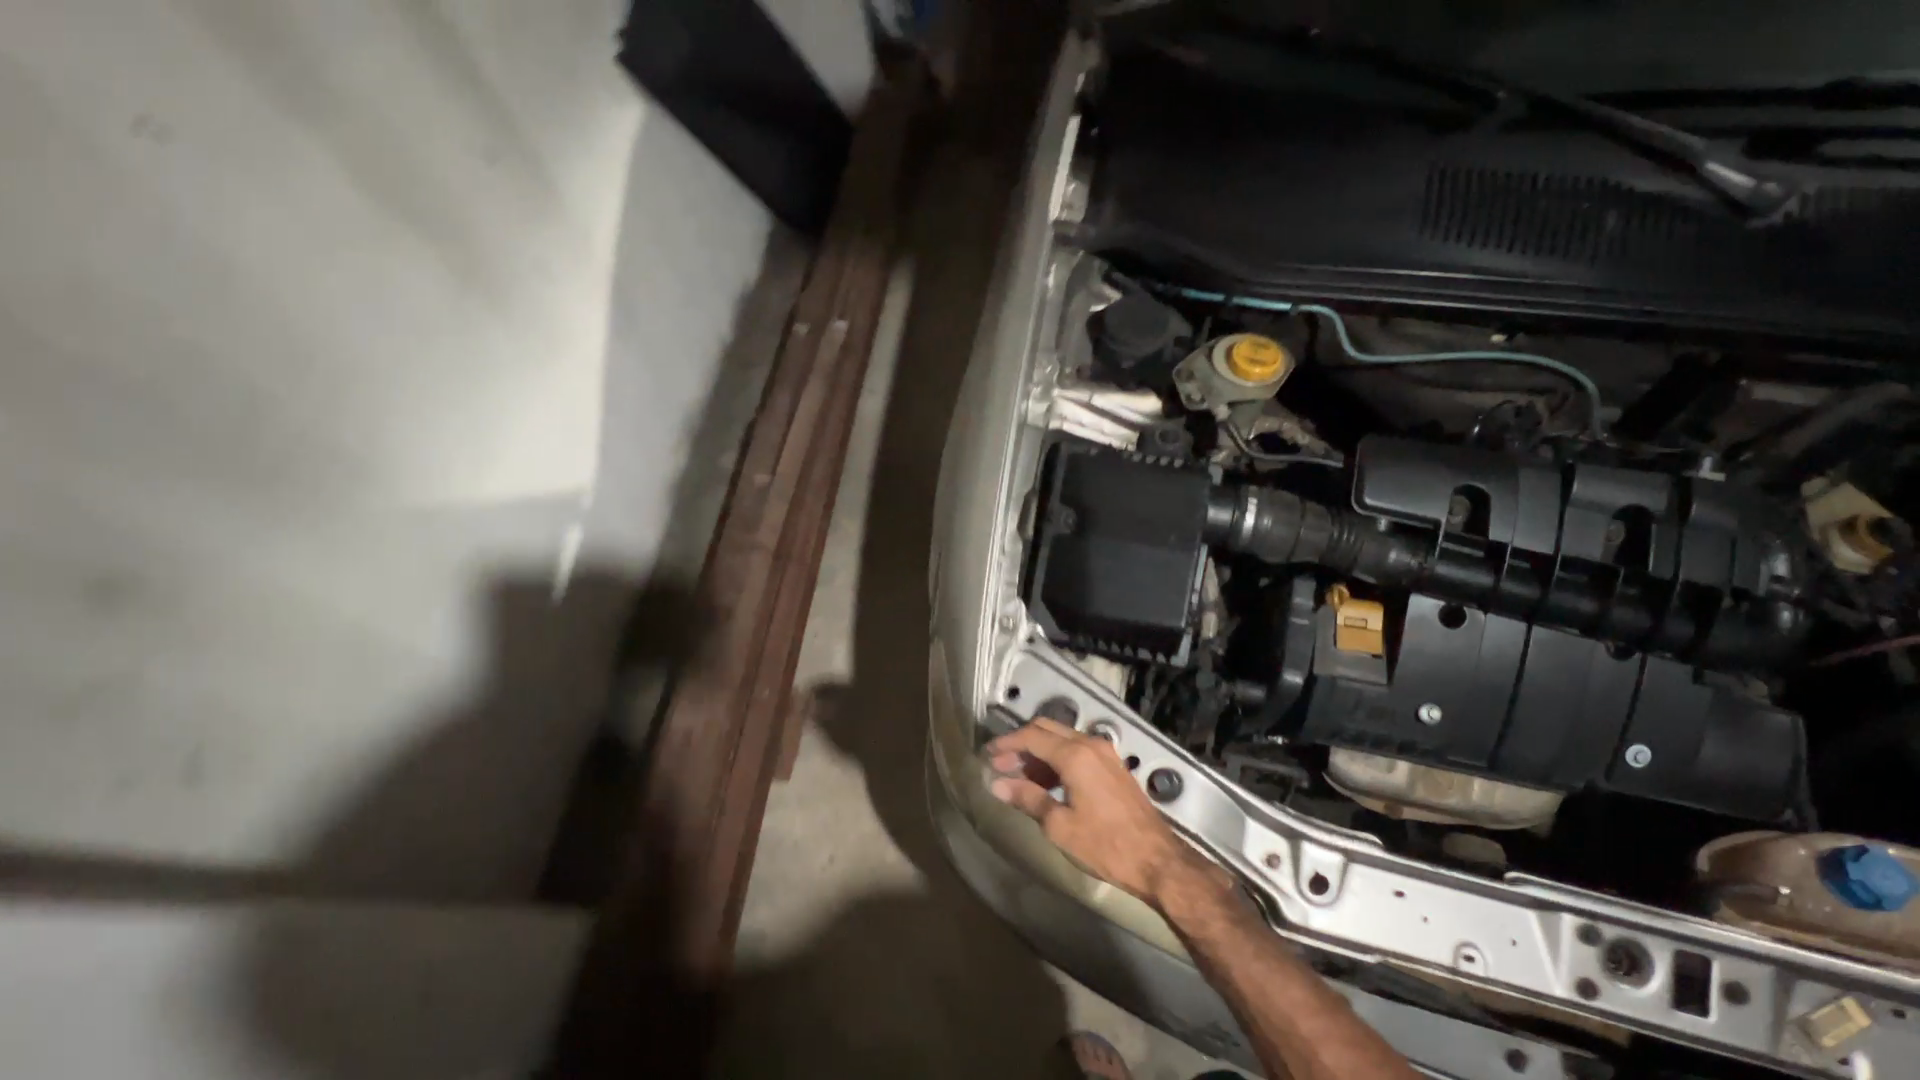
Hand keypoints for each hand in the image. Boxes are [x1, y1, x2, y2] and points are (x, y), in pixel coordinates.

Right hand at [985, 716, 1222, 908]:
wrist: (1157, 860)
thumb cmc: (1105, 844)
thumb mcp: (1059, 825)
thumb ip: (1028, 798)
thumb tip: (998, 785)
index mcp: (1075, 755)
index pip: (1031, 737)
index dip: (1006, 744)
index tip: (986, 756)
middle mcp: (1091, 745)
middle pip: (1047, 730)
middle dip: (1021, 744)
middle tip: (1000, 766)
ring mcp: (1106, 754)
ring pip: (1063, 740)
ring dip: (1039, 753)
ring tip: (1018, 778)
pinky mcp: (1114, 767)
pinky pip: (1078, 752)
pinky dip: (1057, 760)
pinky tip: (1046, 784)